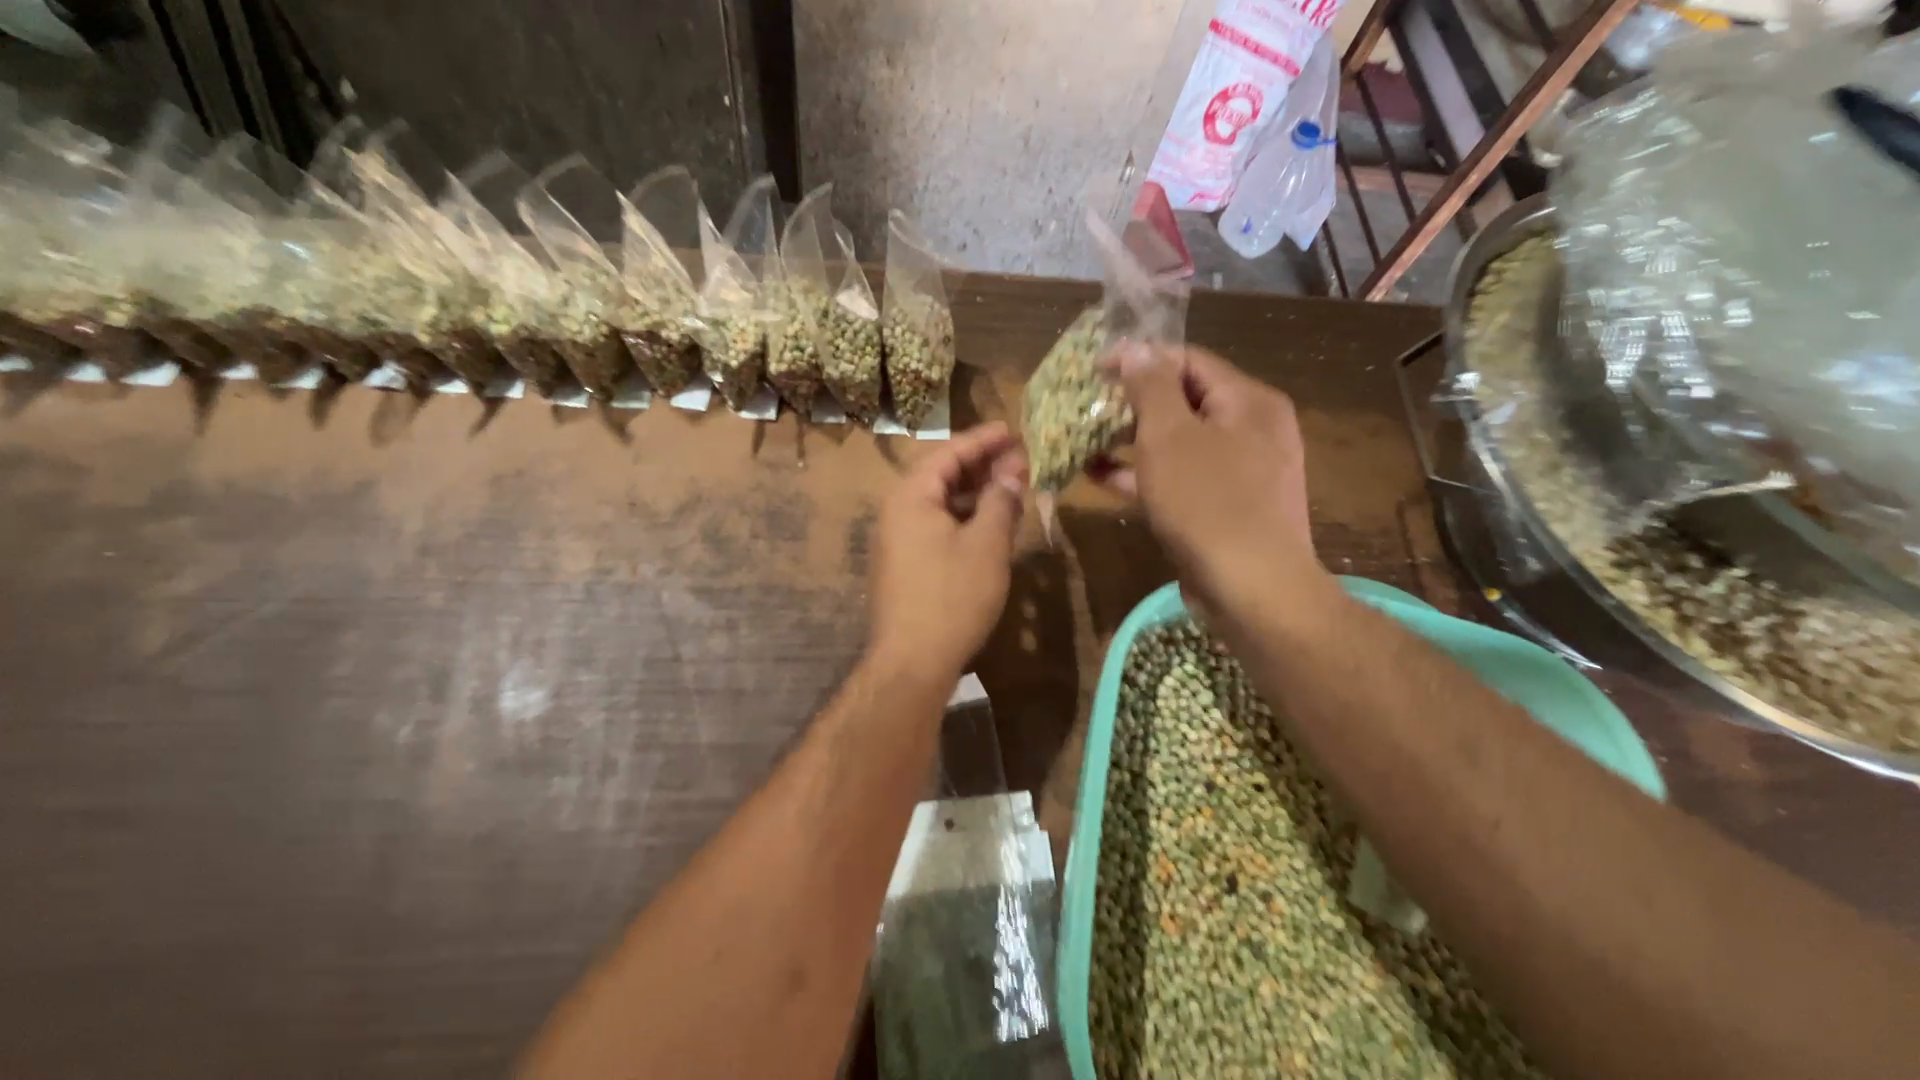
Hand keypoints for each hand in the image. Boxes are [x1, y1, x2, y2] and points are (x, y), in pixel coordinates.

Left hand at [868, 422, 1027, 680]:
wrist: (911, 662)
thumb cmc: (952, 598)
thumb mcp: (987, 545)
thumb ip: (1001, 501)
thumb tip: (1012, 473)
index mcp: (910, 496)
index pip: (949, 451)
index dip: (984, 438)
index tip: (1014, 429)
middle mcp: (896, 510)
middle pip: (942, 474)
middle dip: (982, 465)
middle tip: (1020, 460)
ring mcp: (897, 539)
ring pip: (941, 502)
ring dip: (976, 493)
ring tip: (1013, 489)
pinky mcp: (904, 565)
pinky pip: (936, 526)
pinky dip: (965, 518)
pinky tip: (992, 525)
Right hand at [1093, 344, 1317, 621]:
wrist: (1252, 590)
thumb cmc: (1207, 503)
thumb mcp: (1169, 436)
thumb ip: (1151, 387)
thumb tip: (1137, 349)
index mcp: (1249, 401)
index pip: (1189, 361)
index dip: (1140, 360)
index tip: (1094, 370)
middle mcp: (1254, 429)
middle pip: (1185, 401)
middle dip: (1133, 404)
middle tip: (1087, 409)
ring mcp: (1244, 472)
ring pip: (1180, 443)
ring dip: (1132, 441)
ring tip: (1085, 441)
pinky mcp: (1229, 509)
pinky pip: (1184, 479)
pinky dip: (1146, 476)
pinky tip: (1101, 478)